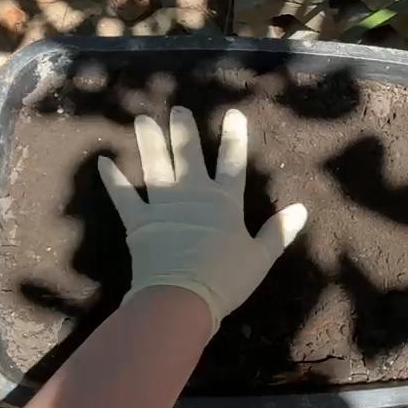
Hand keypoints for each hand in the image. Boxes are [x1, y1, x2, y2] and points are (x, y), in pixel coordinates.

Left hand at [98, 106, 307, 332]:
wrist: (181, 298)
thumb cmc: (225, 280)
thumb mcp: (260, 258)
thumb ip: (279, 232)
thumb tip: (302, 209)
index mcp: (224, 201)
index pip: (233, 161)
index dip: (235, 137)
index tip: (233, 113)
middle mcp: (193, 193)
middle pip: (188, 153)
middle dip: (184, 129)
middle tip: (177, 109)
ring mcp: (163, 204)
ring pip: (155, 164)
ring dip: (149, 141)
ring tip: (142, 120)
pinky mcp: (138, 220)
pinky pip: (122, 195)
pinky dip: (113, 179)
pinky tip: (104, 161)